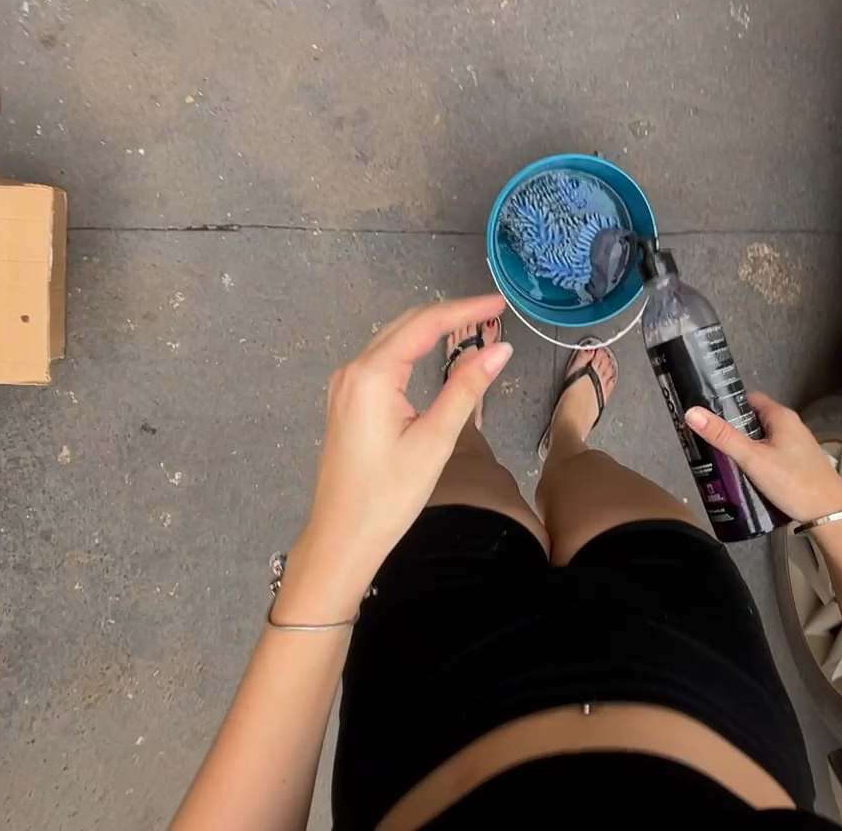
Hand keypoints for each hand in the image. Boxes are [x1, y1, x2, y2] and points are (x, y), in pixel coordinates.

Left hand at [283, 294, 513, 618]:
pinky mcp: (347, 398)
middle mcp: (354, 370)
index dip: (465, 310)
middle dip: (450, 313)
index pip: (425, 325)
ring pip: (394, 338)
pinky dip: (414, 346)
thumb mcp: (434, 441)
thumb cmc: (388, 496)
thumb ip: (466, 388)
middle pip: (407, 324)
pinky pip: (384, 357)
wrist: (341, 539)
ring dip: (432, 327)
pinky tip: (435, 349)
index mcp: (373, 375)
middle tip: (494, 311)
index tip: (500, 302)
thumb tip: (501, 348)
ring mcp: (346, 384)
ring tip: (473, 323)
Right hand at [685, 393, 841, 523]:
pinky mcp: (798, 462)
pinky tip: (745, 473)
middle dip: (732, 428)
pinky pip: (771, 452)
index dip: (727, 404)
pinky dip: (756, 458)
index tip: (708, 416)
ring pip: (762, 438)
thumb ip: (722, 436)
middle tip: (710, 441)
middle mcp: (791, 425)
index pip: (748, 398)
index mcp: (781, 416)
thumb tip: (692, 412)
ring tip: (722, 458)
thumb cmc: (793, 483)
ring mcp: (796, 445)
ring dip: (744, 445)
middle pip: (753, 418)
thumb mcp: (752, 459)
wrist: (831, 515)